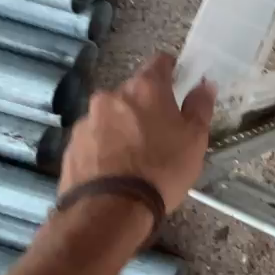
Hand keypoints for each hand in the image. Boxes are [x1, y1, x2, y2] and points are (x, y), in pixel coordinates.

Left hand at [59, 53, 214, 211]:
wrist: (109, 213)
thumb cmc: (161, 169)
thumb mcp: (195, 139)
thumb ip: (200, 106)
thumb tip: (204, 84)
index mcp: (145, 87)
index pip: (160, 62)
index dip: (171, 70)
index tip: (179, 85)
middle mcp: (112, 96)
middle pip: (133, 91)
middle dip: (146, 105)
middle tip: (160, 131)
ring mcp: (87, 121)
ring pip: (111, 115)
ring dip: (123, 126)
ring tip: (134, 157)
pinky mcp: (70, 147)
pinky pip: (94, 139)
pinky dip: (104, 147)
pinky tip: (114, 170)